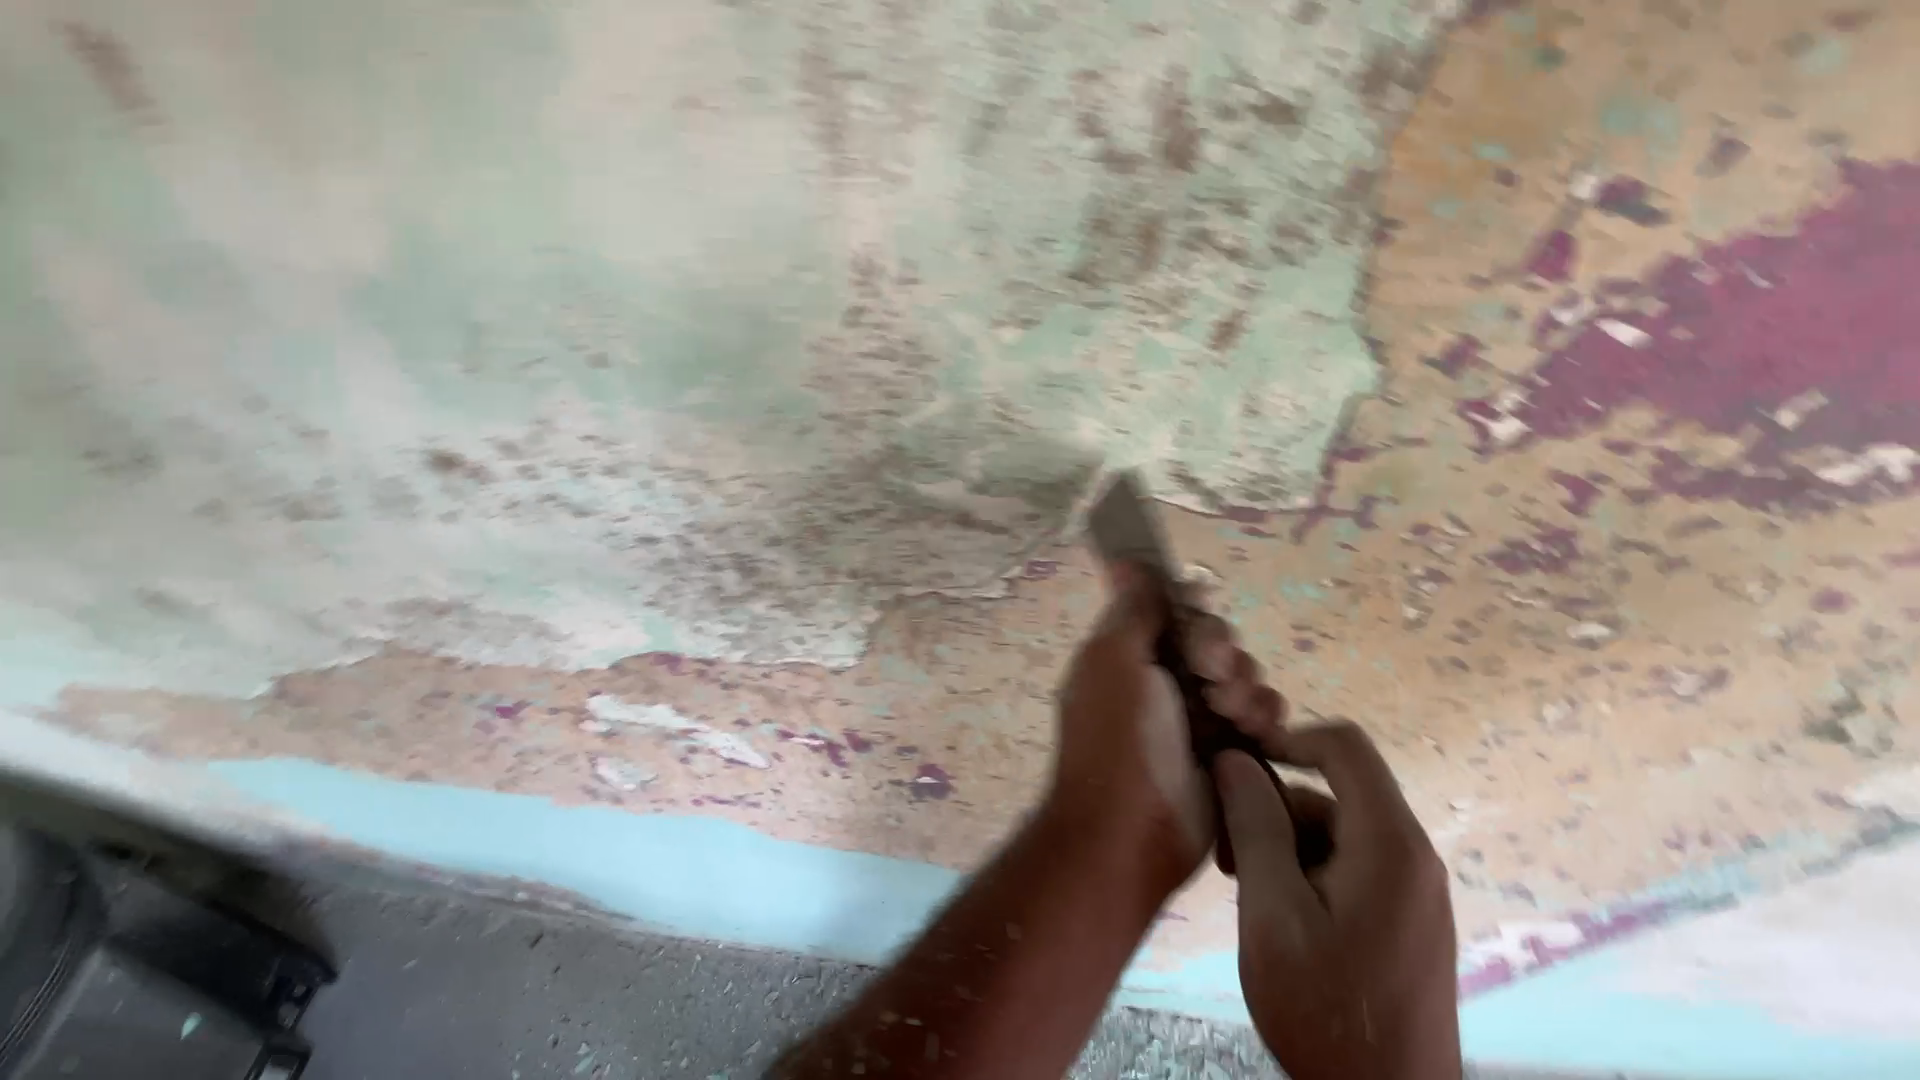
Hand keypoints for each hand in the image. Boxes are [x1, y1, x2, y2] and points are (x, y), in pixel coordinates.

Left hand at [1047, 562, 1282, 897]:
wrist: (1130, 835)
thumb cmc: (1116, 740)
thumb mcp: (1113, 661)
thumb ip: (1130, 610)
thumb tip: (1125, 559)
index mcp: (1128, 656)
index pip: (1172, 609)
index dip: (1191, 607)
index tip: (1195, 614)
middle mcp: (1162, 682)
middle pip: (1215, 639)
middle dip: (1220, 650)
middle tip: (1209, 675)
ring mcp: (1197, 719)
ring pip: (1244, 676)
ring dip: (1245, 687)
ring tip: (1230, 715)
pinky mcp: (1232, 753)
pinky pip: (1264, 716)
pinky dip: (1263, 717)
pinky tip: (1253, 733)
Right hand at [1215, 721, 1459, 1079]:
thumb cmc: (1325, 1009)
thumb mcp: (1271, 912)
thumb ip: (1254, 826)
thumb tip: (1234, 759)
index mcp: (1389, 843)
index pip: (1345, 746)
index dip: (1287, 738)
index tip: (1234, 762)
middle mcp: (1412, 855)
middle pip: (1334, 792)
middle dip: (1273, 807)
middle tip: (1224, 855)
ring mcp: (1413, 889)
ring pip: (1336, 830)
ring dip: (1284, 844)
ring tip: (1243, 890)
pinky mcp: (1406, 918)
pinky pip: (1350, 865)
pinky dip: (1306, 871)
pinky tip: (1275, 911)